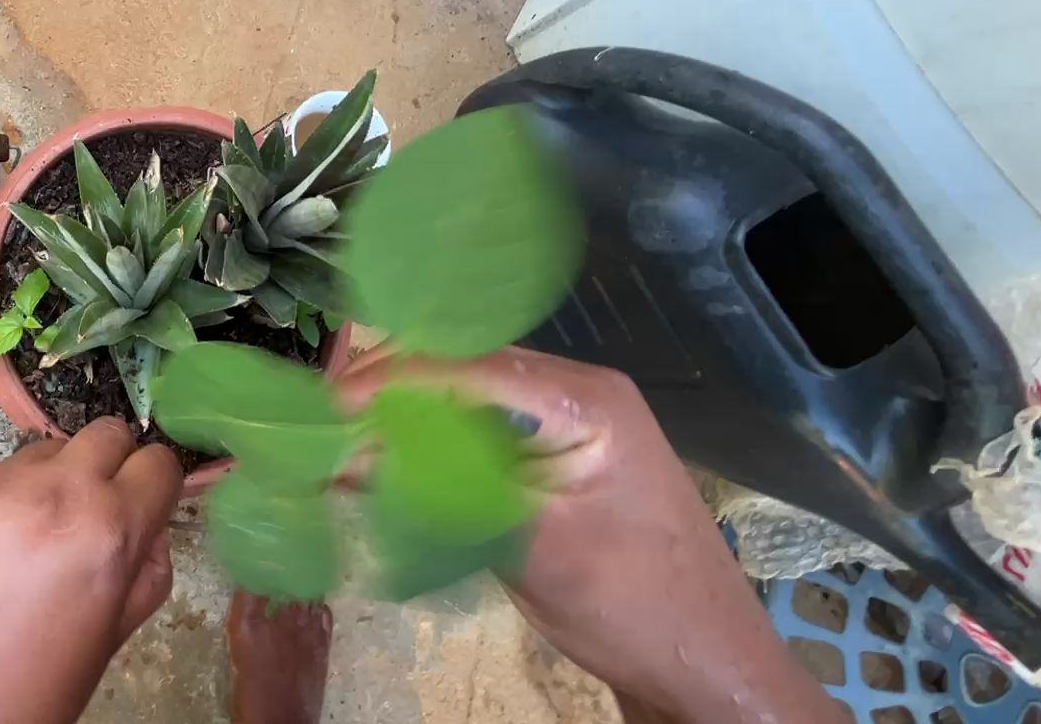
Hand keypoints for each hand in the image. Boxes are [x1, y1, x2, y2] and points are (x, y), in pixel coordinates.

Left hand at [0, 418, 183, 723]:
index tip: (144, 506)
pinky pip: (3, 469)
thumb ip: (146, 570)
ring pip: (52, 447)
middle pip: (108, 431)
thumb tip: (148, 524)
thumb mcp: (112, 636)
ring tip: (36, 532)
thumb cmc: (33, 687)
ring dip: (58, 476)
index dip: (156, 487)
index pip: (160, 463)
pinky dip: (12, 493)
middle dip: (113, 464)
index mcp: (108, 532)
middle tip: (94, 510)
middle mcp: (57, 491)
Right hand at [339, 348, 839, 723]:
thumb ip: (437, 491)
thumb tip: (345, 456)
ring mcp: (561, 418)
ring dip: (402, 411)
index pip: (465, 366)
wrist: (712, 675)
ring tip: (345, 431)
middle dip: (387, 387)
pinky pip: (473, 425)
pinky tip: (388, 452)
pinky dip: (425, 436)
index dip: (390, 379)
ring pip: (459, 393)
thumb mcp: (532, 546)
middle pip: (458, 367)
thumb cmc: (638, 608)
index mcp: (584, 396)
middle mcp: (571, 389)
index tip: (329, 404)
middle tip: (327, 413)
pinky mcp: (547, 448)